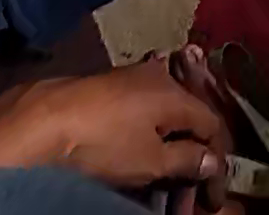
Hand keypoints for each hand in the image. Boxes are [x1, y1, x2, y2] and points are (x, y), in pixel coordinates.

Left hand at [0, 55, 232, 207]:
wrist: (52, 117)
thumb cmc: (107, 141)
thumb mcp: (150, 160)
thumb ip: (186, 159)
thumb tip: (213, 162)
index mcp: (176, 93)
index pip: (211, 123)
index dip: (216, 158)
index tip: (213, 193)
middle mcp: (162, 75)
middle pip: (190, 114)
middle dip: (194, 150)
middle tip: (188, 186)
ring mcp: (137, 74)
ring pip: (168, 109)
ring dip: (172, 139)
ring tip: (165, 170)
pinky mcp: (116, 81)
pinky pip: (148, 104)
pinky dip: (153, 128)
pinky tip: (144, 145)